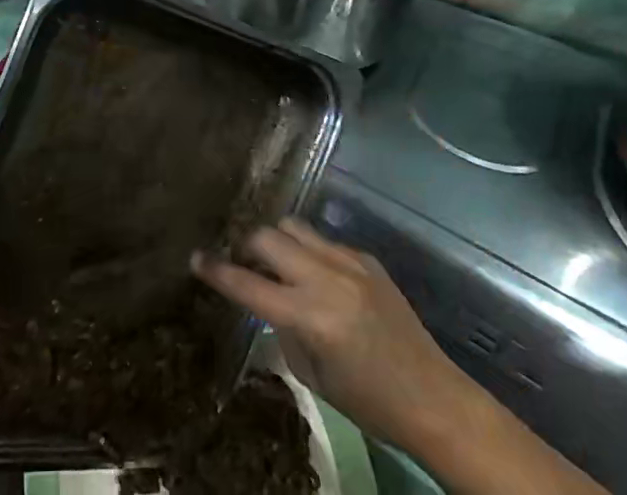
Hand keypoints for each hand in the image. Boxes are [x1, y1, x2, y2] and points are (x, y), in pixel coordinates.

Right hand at [193, 220, 471, 455]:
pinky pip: (325, 241)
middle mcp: (328, 278)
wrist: (431, 394)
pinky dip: (309, 251)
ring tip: (273, 259)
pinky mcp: (368, 258)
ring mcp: (351, 262)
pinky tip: (314, 274)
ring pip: (296, 227)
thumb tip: (266, 301)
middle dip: (246, 245)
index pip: (249, 285)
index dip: (217, 271)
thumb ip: (283, 328)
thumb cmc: (367, 400)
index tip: (195, 258)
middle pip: (269, 237)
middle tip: (239, 260)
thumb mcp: (312, 373)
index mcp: (311, 315)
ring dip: (277, 240)